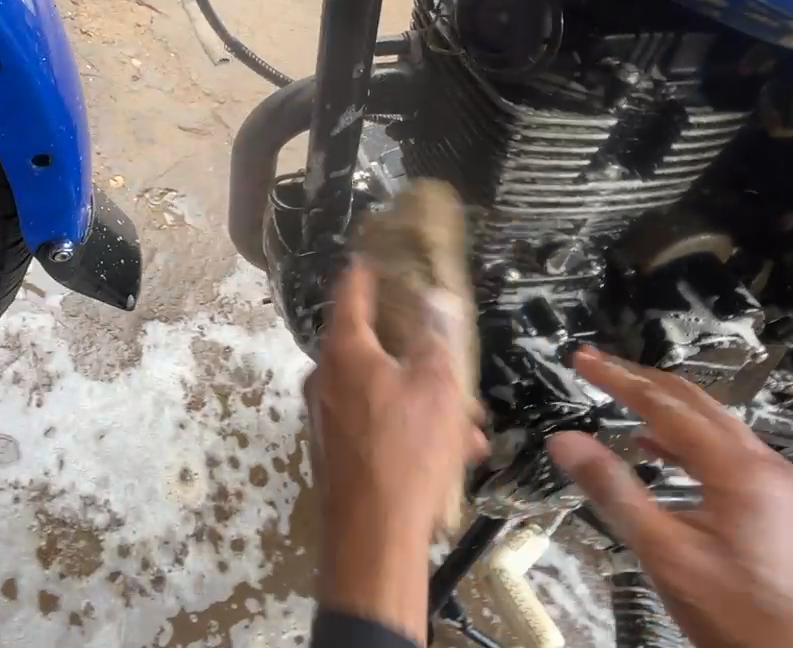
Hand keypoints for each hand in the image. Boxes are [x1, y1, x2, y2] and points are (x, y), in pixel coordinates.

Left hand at [306, 261, 487, 643]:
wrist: (371, 538)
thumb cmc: (406, 452)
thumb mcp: (437, 387)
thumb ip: (437, 337)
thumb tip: (436, 295)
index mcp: (344, 350)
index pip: (350, 292)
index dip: (366, 270)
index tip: (374, 255)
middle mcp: (325, 375)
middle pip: (373, 346)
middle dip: (420, 356)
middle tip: (455, 369)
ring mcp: (324, 413)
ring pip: (381, 389)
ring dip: (425, 400)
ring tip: (469, 430)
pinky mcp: (333, 446)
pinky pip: (374, 420)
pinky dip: (408, 425)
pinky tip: (448, 455)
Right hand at [546, 347, 792, 647]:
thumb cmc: (740, 618)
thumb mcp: (666, 555)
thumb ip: (613, 491)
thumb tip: (562, 439)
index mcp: (740, 470)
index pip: (666, 407)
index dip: (618, 379)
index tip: (579, 359)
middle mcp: (767, 466)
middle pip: (696, 404)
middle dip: (642, 380)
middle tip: (595, 365)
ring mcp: (783, 487)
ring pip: (715, 426)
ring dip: (665, 406)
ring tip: (621, 397)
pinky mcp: (786, 509)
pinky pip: (728, 452)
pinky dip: (687, 438)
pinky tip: (657, 449)